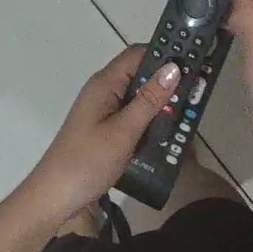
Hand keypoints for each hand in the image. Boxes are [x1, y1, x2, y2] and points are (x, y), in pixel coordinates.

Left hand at [18, 46, 179, 221]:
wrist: (54, 197)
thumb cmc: (88, 161)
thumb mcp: (123, 131)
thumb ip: (149, 100)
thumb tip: (173, 67)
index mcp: (105, 83)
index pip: (138, 54)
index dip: (163, 54)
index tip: (192, 62)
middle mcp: (104, 90)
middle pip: (140, 75)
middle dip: (166, 82)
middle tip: (198, 92)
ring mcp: (104, 110)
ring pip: (139, 97)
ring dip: (160, 105)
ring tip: (189, 113)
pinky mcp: (106, 129)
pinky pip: (133, 116)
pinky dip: (149, 121)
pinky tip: (168, 134)